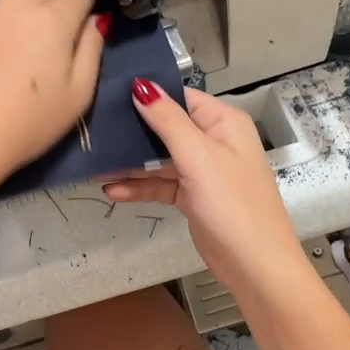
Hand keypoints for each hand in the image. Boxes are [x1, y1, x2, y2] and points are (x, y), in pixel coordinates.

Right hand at [103, 85, 309, 294]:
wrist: (255, 265)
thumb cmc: (232, 203)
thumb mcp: (198, 156)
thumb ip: (167, 120)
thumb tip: (140, 85)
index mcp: (223, 122)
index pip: (180, 98)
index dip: (148, 96)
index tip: (108, 96)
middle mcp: (214, 141)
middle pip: (166, 127)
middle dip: (133, 132)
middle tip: (94, 131)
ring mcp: (203, 170)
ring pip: (160, 159)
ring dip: (131, 164)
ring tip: (94, 167)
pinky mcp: (193, 196)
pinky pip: (161, 184)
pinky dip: (140, 187)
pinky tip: (114, 192)